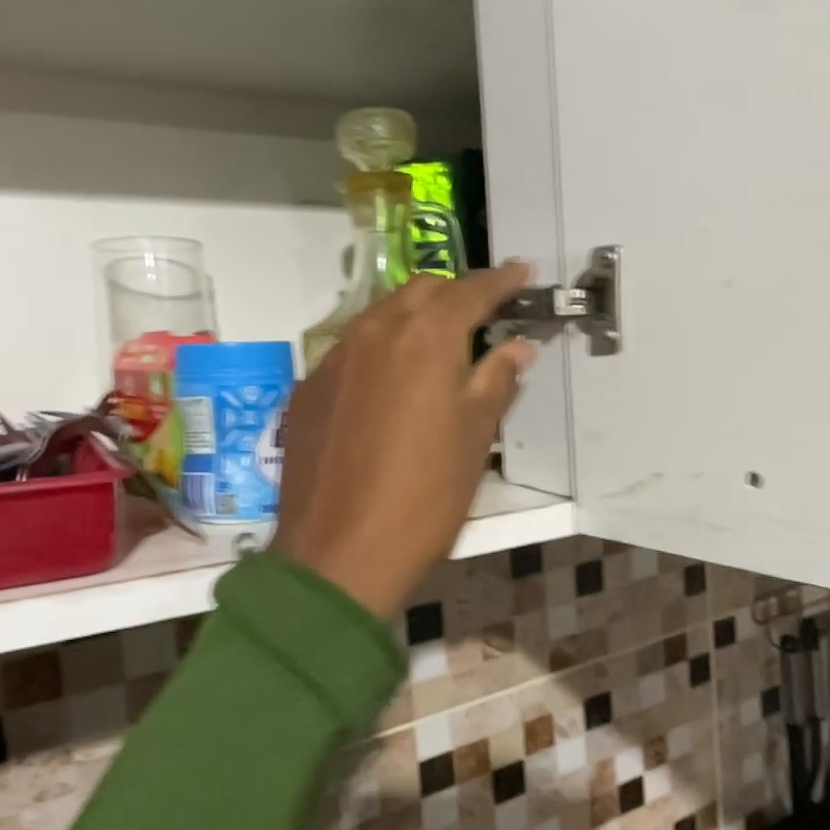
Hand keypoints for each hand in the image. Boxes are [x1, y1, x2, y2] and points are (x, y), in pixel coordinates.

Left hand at [273, 263, 537, 617]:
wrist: (338, 554)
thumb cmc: (424, 497)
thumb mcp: (475, 439)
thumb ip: (496, 381)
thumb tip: (517, 346)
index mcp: (423, 337)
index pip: (470, 290)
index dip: (501, 280)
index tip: (522, 275)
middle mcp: (373, 332)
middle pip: (420, 292)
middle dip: (455, 294)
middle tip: (484, 314)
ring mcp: (332, 359)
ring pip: (380, 316)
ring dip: (413, 319)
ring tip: (439, 346)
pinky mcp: (308, 390)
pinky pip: (351, 352)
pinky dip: (380, 352)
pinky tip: (390, 386)